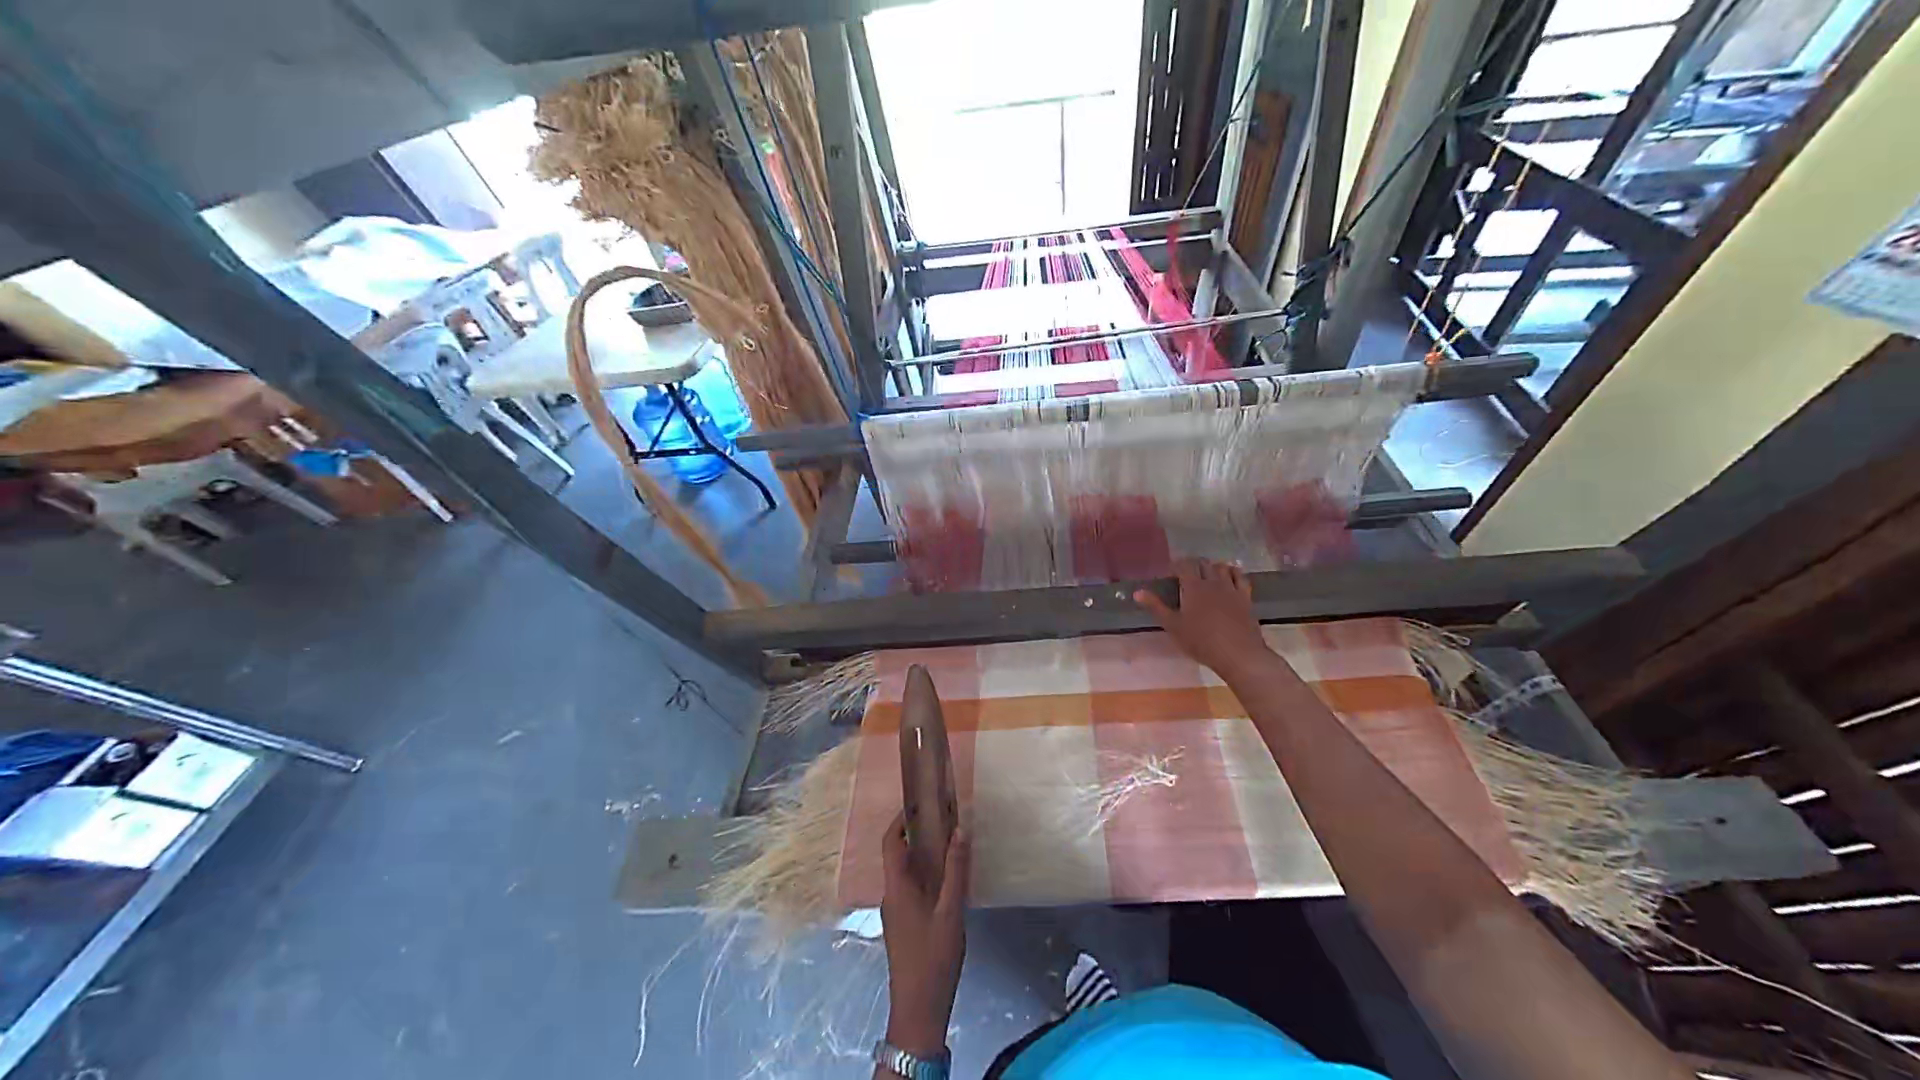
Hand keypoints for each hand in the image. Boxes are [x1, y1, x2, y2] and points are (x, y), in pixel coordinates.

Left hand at [880, 811, 970, 1056]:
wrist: (918, 1009)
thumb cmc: (933, 957)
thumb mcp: (951, 911)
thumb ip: (956, 871)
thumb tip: (960, 830)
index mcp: (897, 887)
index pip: (890, 842)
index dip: (900, 819)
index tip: (921, 803)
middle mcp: (891, 895)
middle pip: (899, 855)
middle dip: (918, 835)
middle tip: (944, 820)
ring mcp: (896, 912)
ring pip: (907, 874)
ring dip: (924, 857)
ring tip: (951, 846)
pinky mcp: (904, 926)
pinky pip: (912, 890)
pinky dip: (927, 877)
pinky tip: (948, 882)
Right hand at [1135, 558, 1271, 678]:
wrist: (1238, 654)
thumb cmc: (1201, 641)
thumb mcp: (1173, 626)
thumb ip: (1156, 607)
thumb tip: (1137, 592)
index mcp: (1193, 587)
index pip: (1184, 565)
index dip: (1176, 565)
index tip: (1170, 572)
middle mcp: (1213, 582)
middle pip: (1203, 563)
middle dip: (1193, 564)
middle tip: (1186, 573)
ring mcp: (1231, 588)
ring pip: (1222, 567)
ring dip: (1213, 566)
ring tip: (1207, 573)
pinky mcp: (1246, 597)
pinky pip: (1241, 577)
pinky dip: (1233, 572)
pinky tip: (1230, 575)